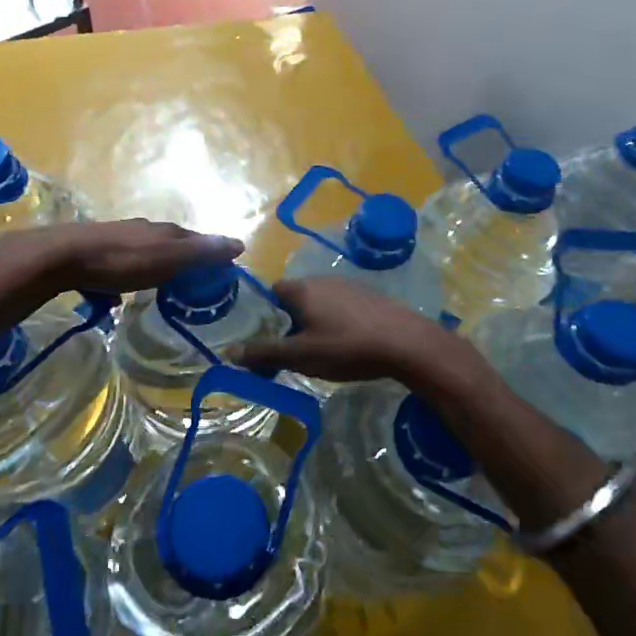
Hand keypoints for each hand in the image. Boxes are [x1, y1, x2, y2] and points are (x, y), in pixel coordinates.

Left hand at [12, 219, 243, 294]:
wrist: (61, 257)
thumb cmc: (120, 261)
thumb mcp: (166, 258)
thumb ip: (200, 253)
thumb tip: (238, 243)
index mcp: (161, 231)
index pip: (194, 239)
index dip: (210, 251)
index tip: (222, 266)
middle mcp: (140, 230)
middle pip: (168, 243)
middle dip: (181, 258)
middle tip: (192, 279)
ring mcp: (115, 239)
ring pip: (142, 252)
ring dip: (153, 267)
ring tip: (159, 287)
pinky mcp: (92, 253)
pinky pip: (118, 266)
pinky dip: (125, 277)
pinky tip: (119, 295)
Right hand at [232, 277, 458, 382]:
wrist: (406, 343)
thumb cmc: (346, 347)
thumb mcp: (300, 355)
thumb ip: (264, 353)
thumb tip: (229, 352)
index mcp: (302, 289)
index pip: (271, 292)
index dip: (266, 315)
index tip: (268, 339)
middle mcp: (323, 280)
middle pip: (295, 298)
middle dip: (290, 322)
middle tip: (293, 352)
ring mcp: (350, 286)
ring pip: (320, 303)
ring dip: (315, 323)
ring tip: (321, 352)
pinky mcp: (371, 297)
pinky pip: (342, 307)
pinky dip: (338, 323)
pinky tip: (348, 345)